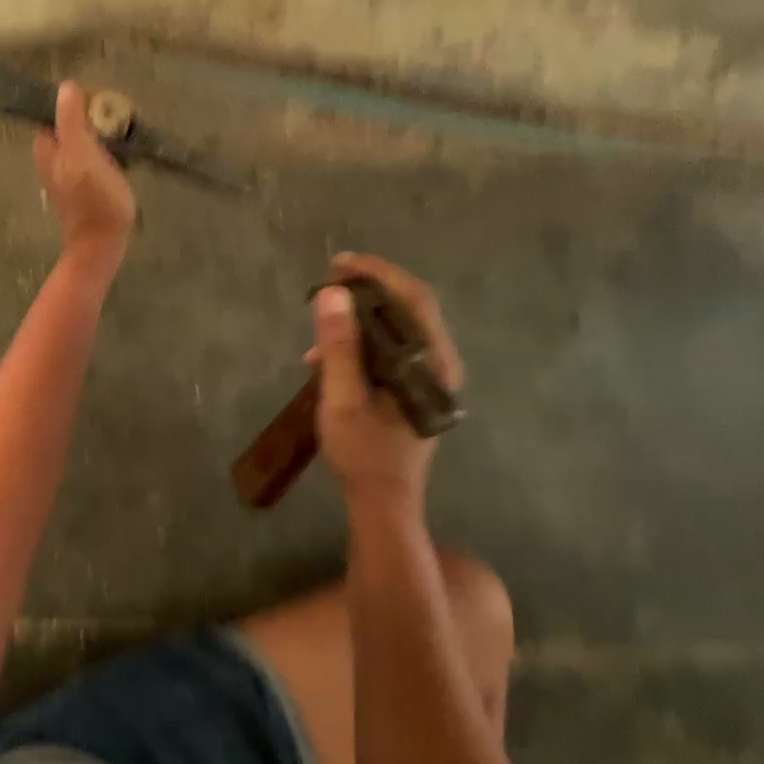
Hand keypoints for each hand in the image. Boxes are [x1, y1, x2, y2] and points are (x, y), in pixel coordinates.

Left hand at [34, 81, 135, 271]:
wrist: (102, 242)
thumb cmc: (93, 197)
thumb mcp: (82, 152)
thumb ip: (71, 120)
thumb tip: (66, 87)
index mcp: (46, 148)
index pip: (58, 111)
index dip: (80, 102)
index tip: (103, 102)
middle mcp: (51, 159)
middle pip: (72, 125)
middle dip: (94, 117)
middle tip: (118, 116)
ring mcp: (68, 174)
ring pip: (85, 142)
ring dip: (103, 134)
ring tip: (125, 130)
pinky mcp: (84, 186)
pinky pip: (95, 158)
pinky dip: (107, 152)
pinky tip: (123, 153)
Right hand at [307, 253, 464, 518]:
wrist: (384, 500)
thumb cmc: (363, 452)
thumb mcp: (342, 398)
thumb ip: (339, 347)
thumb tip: (332, 294)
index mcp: (432, 364)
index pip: (412, 299)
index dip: (377, 273)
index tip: (338, 263)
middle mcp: (440, 363)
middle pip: (410, 307)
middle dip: (369, 287)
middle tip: (329, 279)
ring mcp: (431, 375)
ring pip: (401, 325)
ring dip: (363, 313)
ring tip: (323, 316)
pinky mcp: (417, 386)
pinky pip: (394, 345)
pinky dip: (364, 337)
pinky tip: (328, 355)